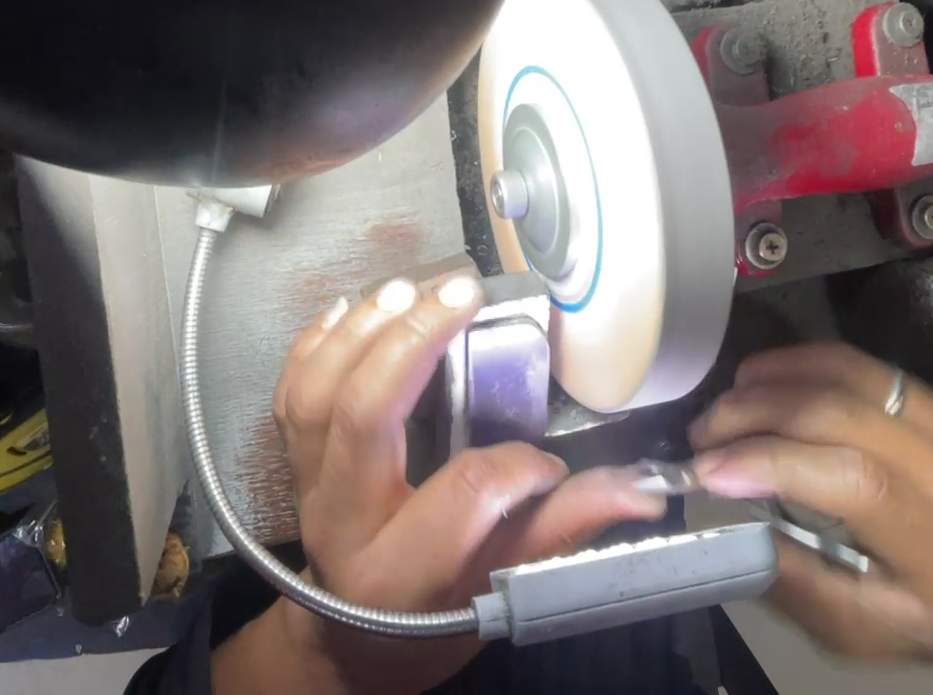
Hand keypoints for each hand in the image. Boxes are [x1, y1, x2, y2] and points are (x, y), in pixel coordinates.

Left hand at [214, 273, 666, 694]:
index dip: (516, 466)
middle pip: (365, 415)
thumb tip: (641, 488)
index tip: (549, 459)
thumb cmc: (433, 618)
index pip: (462, 492)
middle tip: (460, 292)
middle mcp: (343, 519)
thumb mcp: (501, 586)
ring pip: (317, 394)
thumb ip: (563, 532)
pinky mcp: (295, 461)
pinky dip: (315, 343)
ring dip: (360, 330)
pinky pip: (291, 392)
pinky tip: (349, 307)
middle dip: (414, 341)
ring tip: (407, 289)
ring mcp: (309, 485)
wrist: (350, 643)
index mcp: (400, 567)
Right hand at [686, 342, 932, 671]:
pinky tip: (756, 380)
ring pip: (847, 378)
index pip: (859, 483)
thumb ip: (789, 578)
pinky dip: (795, 363)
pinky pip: (859, 364)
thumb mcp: (856, 632)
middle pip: (843, 417)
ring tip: (723, 408)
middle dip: (753, 416)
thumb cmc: (927, 619)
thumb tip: (723, 504)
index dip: (773, 462)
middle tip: (701, 437)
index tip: (706, 470)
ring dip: (768, 384)